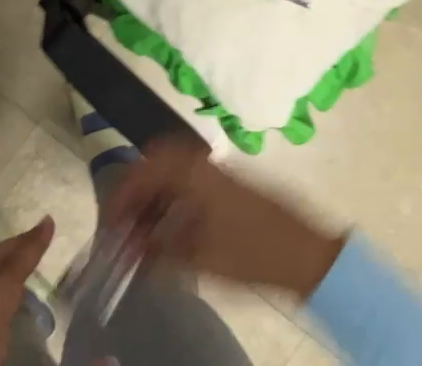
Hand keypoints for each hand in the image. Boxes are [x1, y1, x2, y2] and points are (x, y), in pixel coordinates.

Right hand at [101, 139, 344, 299]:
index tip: (110, 217)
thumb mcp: (200, 259)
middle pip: (160, 162)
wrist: (311, 256)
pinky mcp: (236, 186)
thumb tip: (129, 248)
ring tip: (146, 228)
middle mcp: (207, 164)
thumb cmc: (254, 255)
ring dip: (158, 194)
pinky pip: (195, 181)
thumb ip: (158, 251)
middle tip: (127, 219)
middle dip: (139, 189)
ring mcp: (224, 173)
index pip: (146, 168)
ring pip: (178, 172)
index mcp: (195, 173)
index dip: (123, 192)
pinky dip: (177, 198)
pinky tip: (176, 228)